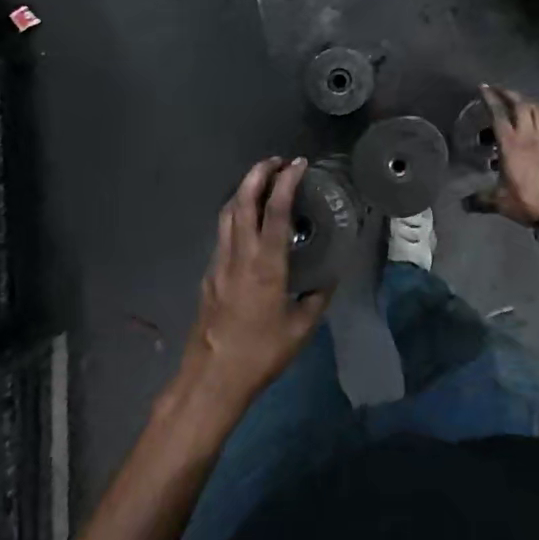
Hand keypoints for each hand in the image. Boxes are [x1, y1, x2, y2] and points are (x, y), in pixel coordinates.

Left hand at [180, 157, 331, 405]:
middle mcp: (239, 255)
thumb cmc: (260, 352)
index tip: (298, 163)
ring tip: (261, 181)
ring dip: (243, 190)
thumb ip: (316, 298)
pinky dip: (235, 214)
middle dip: (258, 173)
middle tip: (276, 161)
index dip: (286, 181)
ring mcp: (219, 262)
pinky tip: (247, 222)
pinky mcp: (209, 274)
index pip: (275, 210)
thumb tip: (329, 279)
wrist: (212, 378)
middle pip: (242, 200)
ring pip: (227, 213)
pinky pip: (222, 233)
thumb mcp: (300, 327)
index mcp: (266, 264)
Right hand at [476, 85, 538, 224]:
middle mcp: (529, 136)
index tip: (483, 88)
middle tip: (499, 89)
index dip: (490, 99)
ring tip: (519, 100)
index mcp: (511, 144)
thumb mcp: (500, 202)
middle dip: (509, 93)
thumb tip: (464, 204)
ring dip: (527, 101)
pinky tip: (538, 124)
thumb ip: (481, 199)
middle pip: (521, 105)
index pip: (499, 114)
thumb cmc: (527, 201)